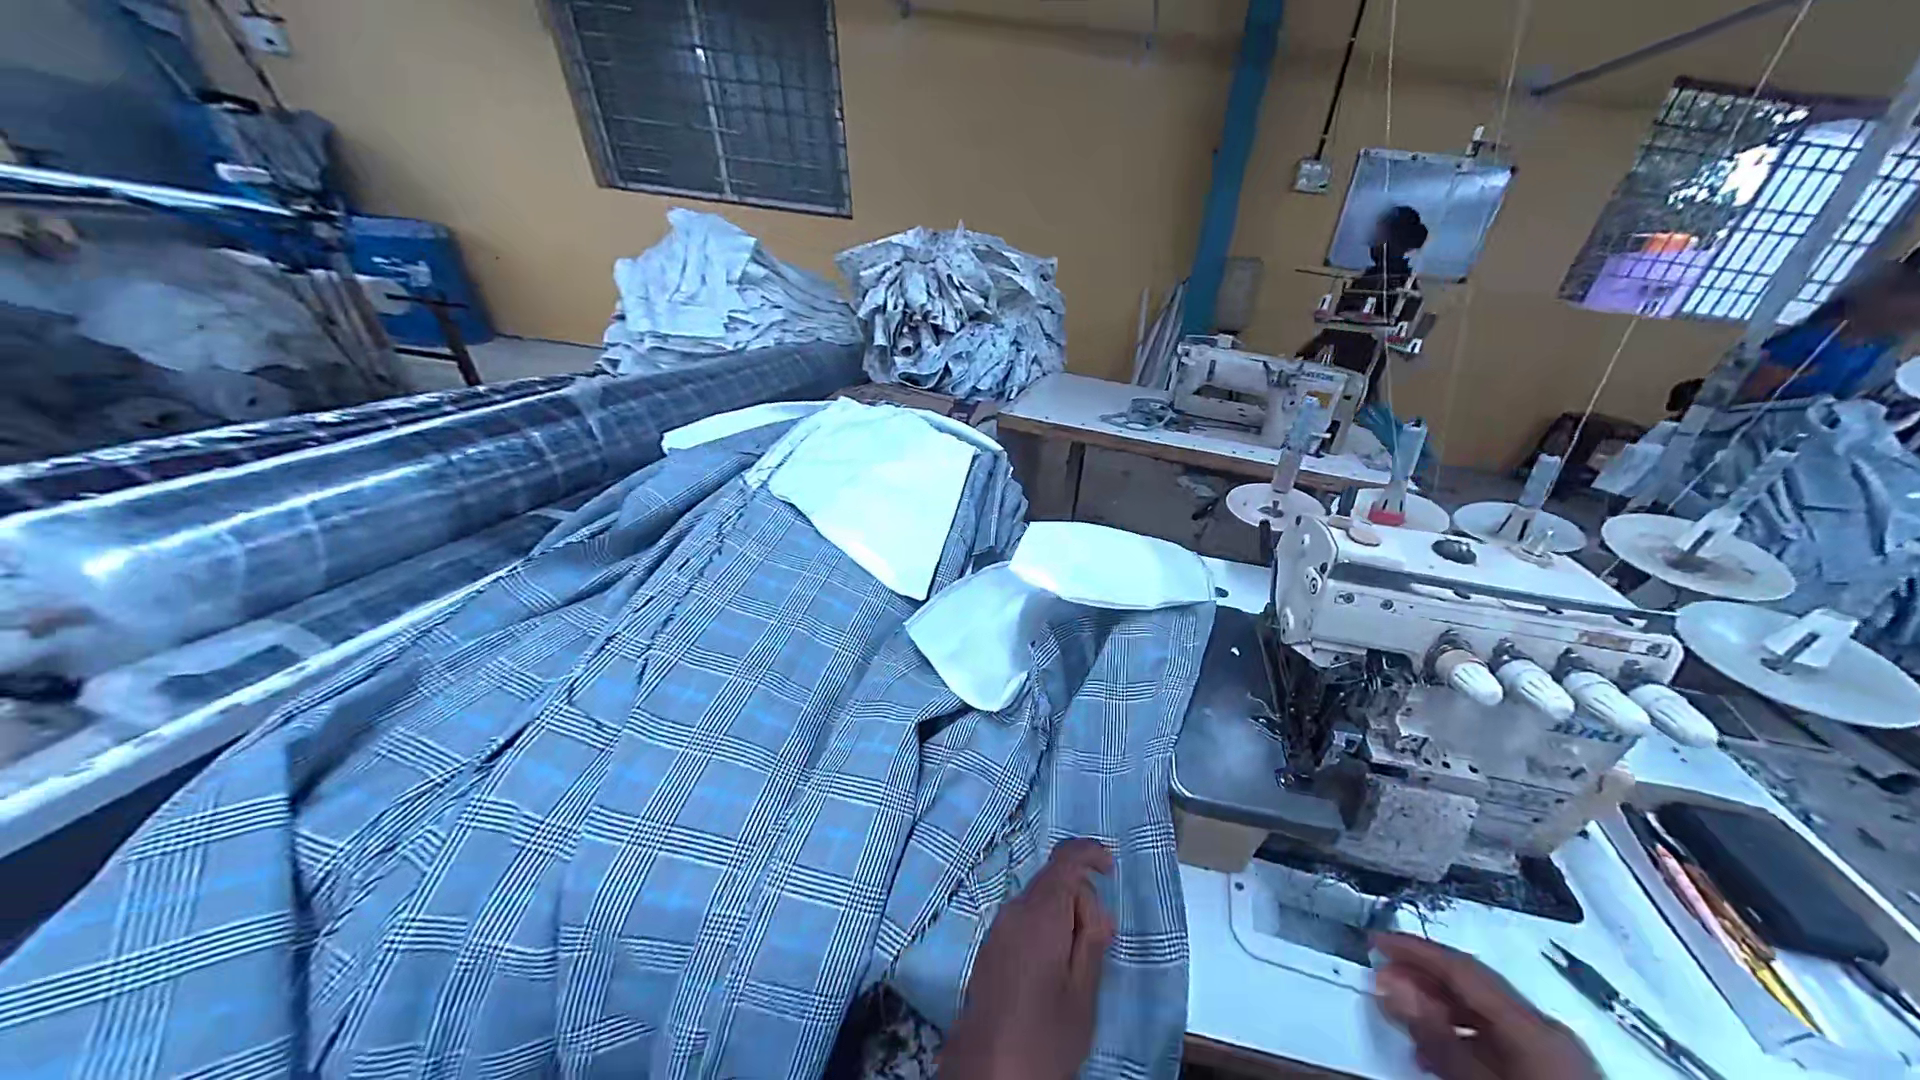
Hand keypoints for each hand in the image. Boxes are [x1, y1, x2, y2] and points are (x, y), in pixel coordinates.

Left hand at [941, 838, 1115, 1079]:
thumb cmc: (1043, 1034)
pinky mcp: (992, 945)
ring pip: (1040, 900)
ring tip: (1077, 968)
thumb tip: (1093, 904)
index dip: (1090, 853)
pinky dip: (1046, 928)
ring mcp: (999, 927)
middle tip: (1099, 945)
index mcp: (1039, 914)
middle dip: (1082, 901)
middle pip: (1054, 880)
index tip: (1111, 870)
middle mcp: (1014, 910)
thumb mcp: (1083, 992)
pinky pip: (1026, 918)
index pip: (1065, 859)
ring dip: (1064, 918)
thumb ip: (1091, 939)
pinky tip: (1053, 970)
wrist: (987, 1071)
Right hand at [1372, 933, 1599, 1079]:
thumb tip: (1391, 984)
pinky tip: (1440, 1054)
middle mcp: (1549, 1033)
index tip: (1376, 942)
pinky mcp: (1559, 1078)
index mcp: (1533, 1028)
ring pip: (1488, 1015)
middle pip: (1476, 988)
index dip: (1415, 950)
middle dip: (1424, 978)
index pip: (1463, 969)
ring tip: (1403, 1017)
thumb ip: (1435, 1035)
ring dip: (1441, 1008)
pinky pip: (1502, 1040)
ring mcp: (1560, 1058)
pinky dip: (1464, 1036)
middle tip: (1382, 977)